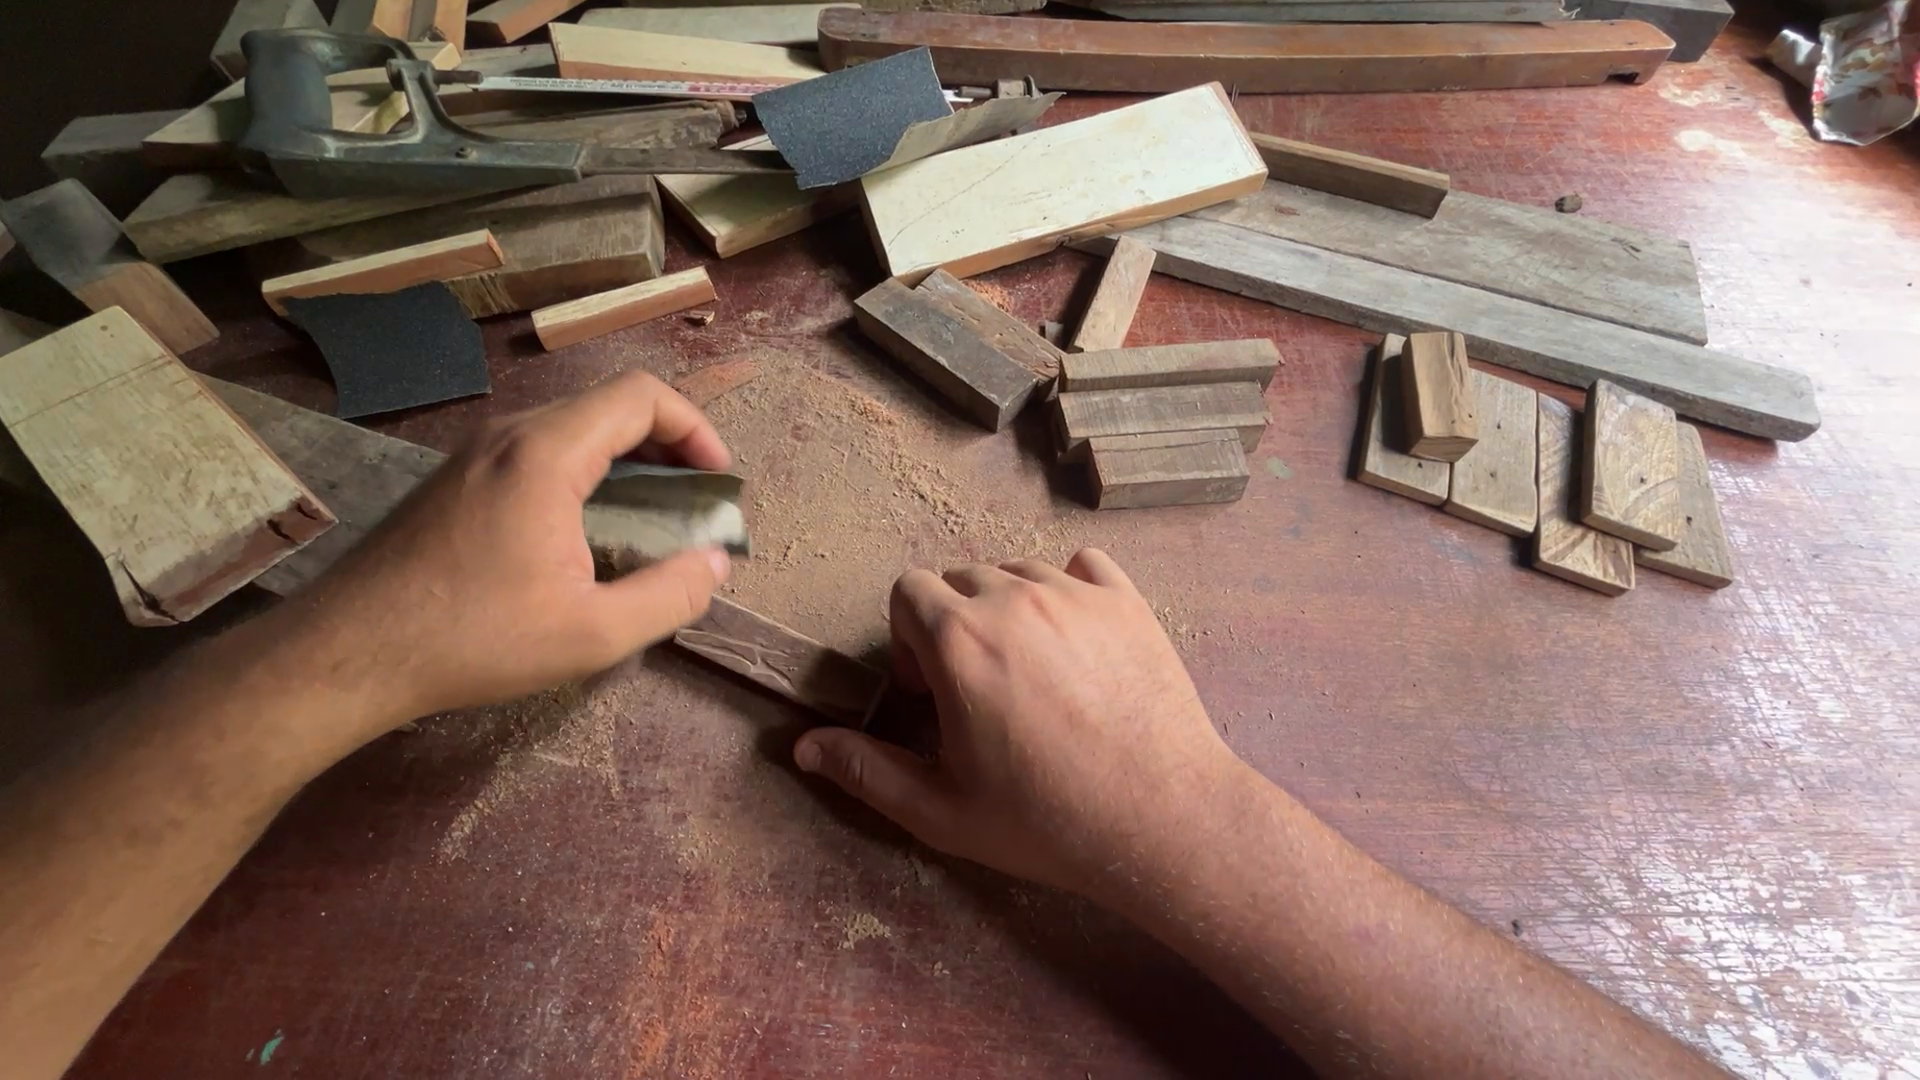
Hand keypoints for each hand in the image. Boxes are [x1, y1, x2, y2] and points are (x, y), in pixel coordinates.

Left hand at [283, 371, 733, 736]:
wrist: (343, 655)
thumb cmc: (474, 640)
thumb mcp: (595, 634)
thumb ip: (672, 595)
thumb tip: (716, 562)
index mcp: (547, 455)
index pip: (641, 396)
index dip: (695, 427)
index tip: (716, 479)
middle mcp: (511, 434)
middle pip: (612, 405)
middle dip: (671, 444)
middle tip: (694, 499)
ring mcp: (479, 451)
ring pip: (578, 425)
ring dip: (631, 457)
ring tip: (656, 513)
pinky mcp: (461, 475)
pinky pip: (546, 447)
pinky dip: (592, 469)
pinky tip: (594, 525)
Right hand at [792, 549, 1238, 899]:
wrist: (1163, 821)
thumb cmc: (1046, 819)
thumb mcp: (941, 809)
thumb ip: (867, 770)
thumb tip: (804, 746)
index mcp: (959, 639)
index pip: (907, 588)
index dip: (907, 635)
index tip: (931, 686)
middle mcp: (1013, 598)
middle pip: (960, 578)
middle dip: (955, 622)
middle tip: (979, 685)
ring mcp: (1075, 593)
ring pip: (1017, 571)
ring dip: (1008, 607)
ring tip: (1031, 668)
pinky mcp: (1126, 600)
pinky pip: (1082, 566)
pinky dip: (1069, 590)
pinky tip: (1079, 639)